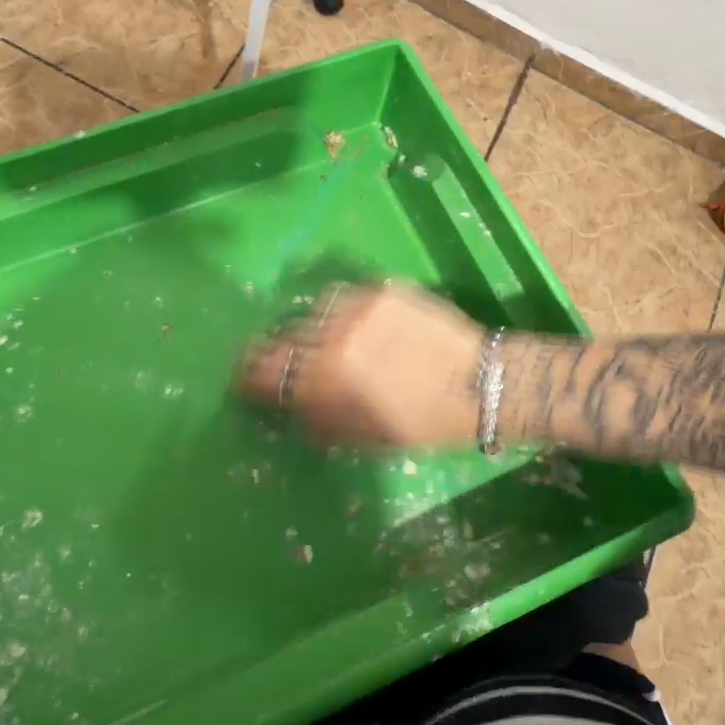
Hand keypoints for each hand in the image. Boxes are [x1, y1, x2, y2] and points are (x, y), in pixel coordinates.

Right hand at [240, 281, 486, 446]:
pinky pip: (346, 298)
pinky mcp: (385, 289)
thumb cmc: (421, 422)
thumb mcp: (363, 436)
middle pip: (286, 336)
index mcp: (329, 375)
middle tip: (280, 361)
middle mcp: (338, 333)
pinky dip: (340, 313)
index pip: (267, 368)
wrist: (479, 384)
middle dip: (277, 351)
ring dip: (310, 328)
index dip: (249, 373)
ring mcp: (362, 306)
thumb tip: (285, 405)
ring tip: (322, 341)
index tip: (245, 376)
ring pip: (315, 312)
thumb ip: (315, 418)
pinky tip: (354, 327)